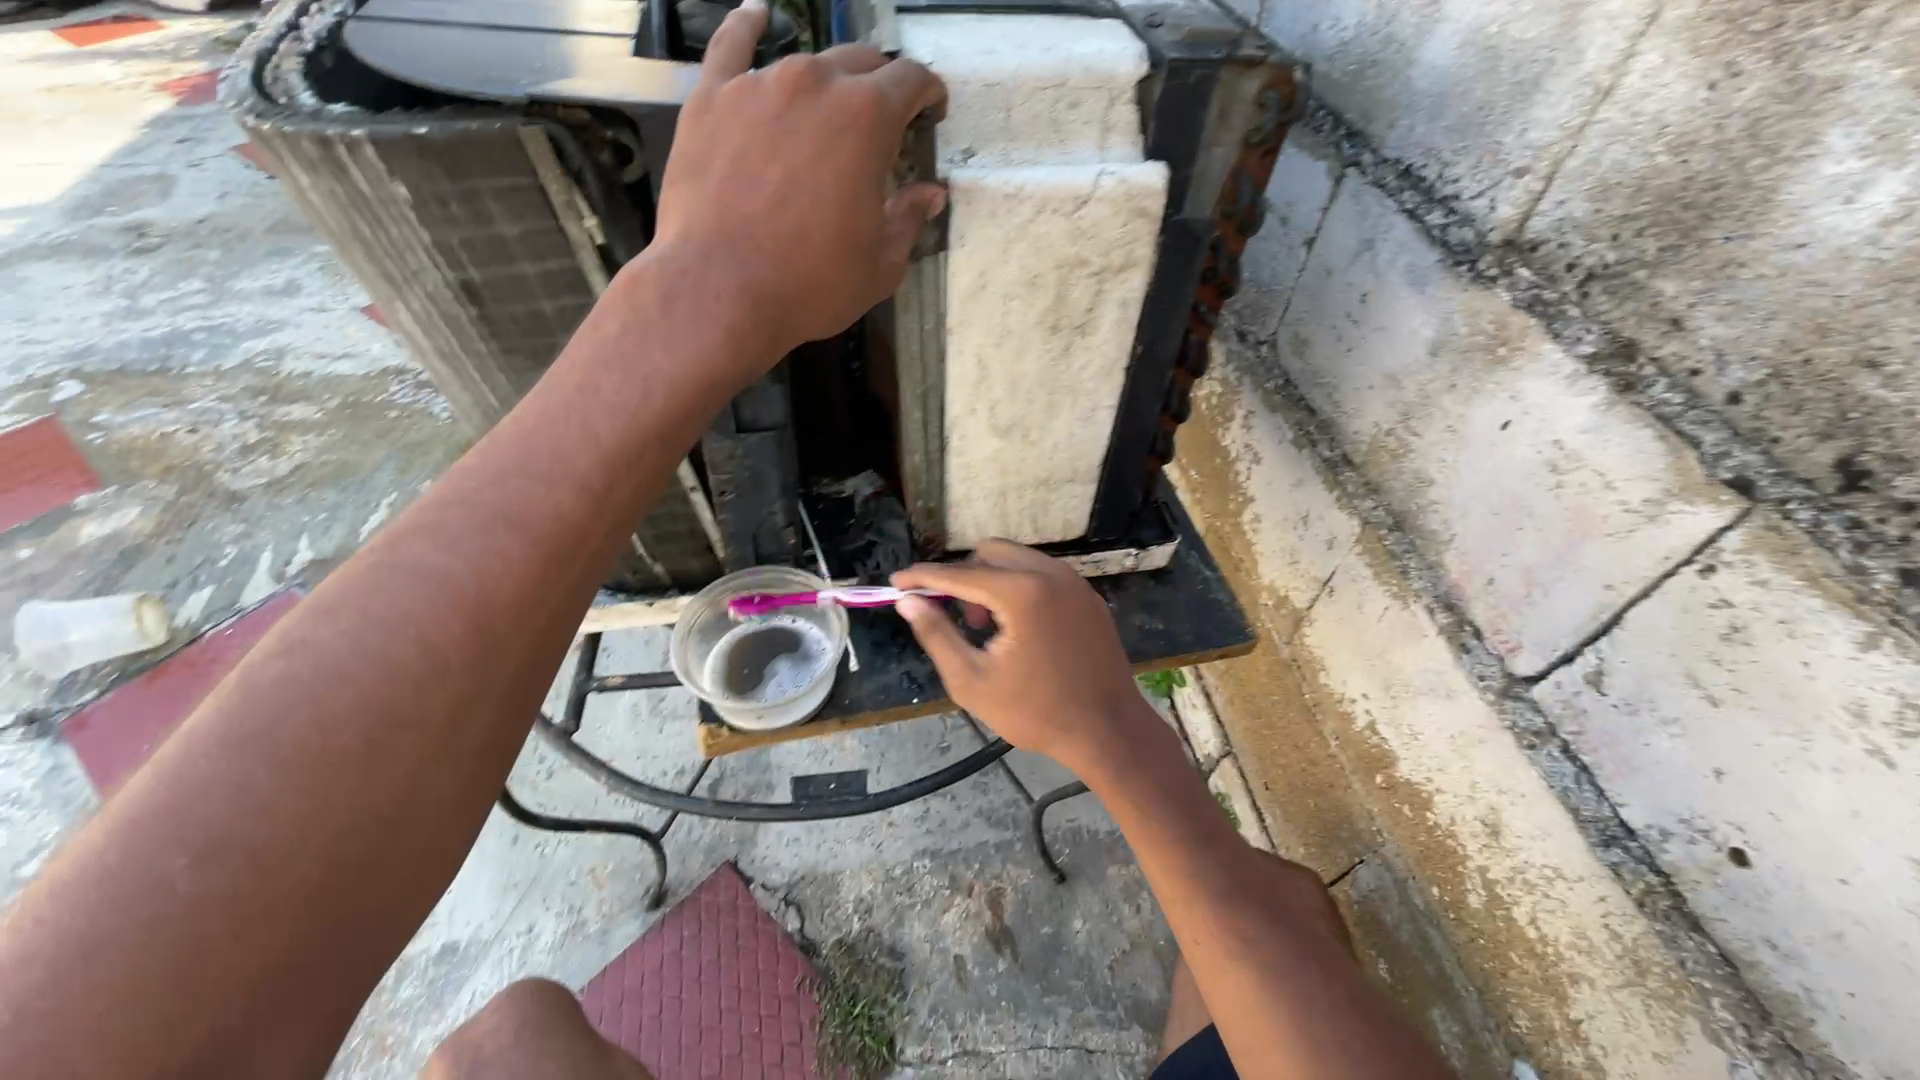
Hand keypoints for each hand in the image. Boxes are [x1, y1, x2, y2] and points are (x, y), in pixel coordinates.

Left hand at [649, 0, 947, 362]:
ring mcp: (758, 85)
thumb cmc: (811, 284)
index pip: (911, 80)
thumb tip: (931, 194)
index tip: (931, 113)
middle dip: (880, 86)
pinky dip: (746, 27)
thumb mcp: (880, 263)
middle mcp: (815, 82)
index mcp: (867, 117)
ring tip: (826, 107)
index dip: (929, 94)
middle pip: (860, 62)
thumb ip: (908, 219)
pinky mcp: (710, 100)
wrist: (720, 291)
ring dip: (825, 82)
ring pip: (804, 63)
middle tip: (881, 121)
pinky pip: (730, 47)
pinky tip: (756, 17)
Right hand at [891, 541, 1156, 773]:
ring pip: (1019, 560)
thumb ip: (936, 634)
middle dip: (964, 578)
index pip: (958, 573)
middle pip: (990, 553)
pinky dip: (1020, 588)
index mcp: (1021, 592)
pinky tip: (1021, 630)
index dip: (923, 577)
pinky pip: (1043, 575)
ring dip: (993, 582)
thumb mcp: (972, 680)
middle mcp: (1050, 574)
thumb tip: (908, 601)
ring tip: (990, 630)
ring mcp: (1075, 582)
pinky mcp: (1089, 596)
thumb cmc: (1036, 713)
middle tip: (961, 621)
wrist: (1108, 731)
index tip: (897, 583)